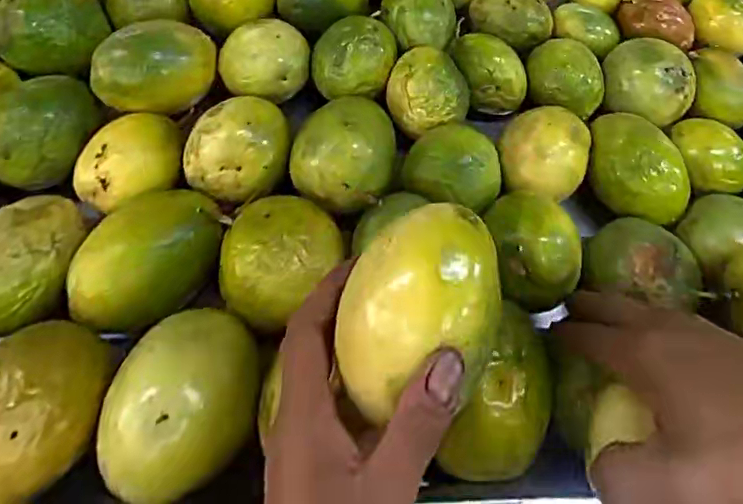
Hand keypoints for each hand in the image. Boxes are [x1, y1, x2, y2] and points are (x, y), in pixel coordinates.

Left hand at [265, 261, 466, 503]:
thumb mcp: (384, 489)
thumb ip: (416, 424)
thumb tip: (449, 356)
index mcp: (299, 416)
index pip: (304, 332)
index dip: (326, 290)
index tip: (356, 261)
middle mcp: (293, 427)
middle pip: (309, 352)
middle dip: (340, 314)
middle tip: (379, 288)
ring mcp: (301, 455)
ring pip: (321, 386)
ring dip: (348, 352)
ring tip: (389, 331)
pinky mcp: (314, 478)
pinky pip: (334, 416)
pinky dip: (358, 394)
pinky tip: (391, 403)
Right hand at [553, 292, 742, 503]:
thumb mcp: (673, 489)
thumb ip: (619, 474)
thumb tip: (602, 461)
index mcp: (650, 354)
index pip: (594, 335)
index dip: (568, 333)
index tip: (546, 328)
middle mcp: (676, 331)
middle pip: (621, 308)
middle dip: (592, 305)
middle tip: (568, 304)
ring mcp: (714, 335)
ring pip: (655, 309)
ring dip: (625, 308)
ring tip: (612, 313)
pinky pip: (683, 321)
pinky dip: (659, 320)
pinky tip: (675, 340)